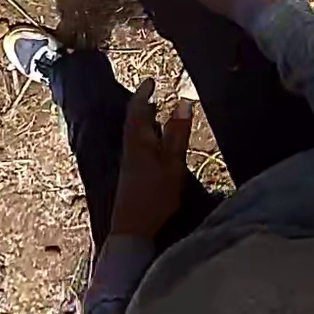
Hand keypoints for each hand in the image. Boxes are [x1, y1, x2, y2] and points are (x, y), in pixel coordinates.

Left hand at [109, 79, 193, 239]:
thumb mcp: (172, 163)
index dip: (142, 93)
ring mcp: (130, 164)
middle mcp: (130, 149)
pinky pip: (137, 146)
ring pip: (135, 134)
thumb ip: (178, 133)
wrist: (133, 233)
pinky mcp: (132, 176)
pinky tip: (155, 144)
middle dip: (142, 105)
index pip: (137, 110)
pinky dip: (146, 136)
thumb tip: (183, 101)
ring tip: (156, 113)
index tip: (150, 81)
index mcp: (138, 141)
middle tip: (153, 94)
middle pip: (134, 121)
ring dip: (144, 121)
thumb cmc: (155, 196)